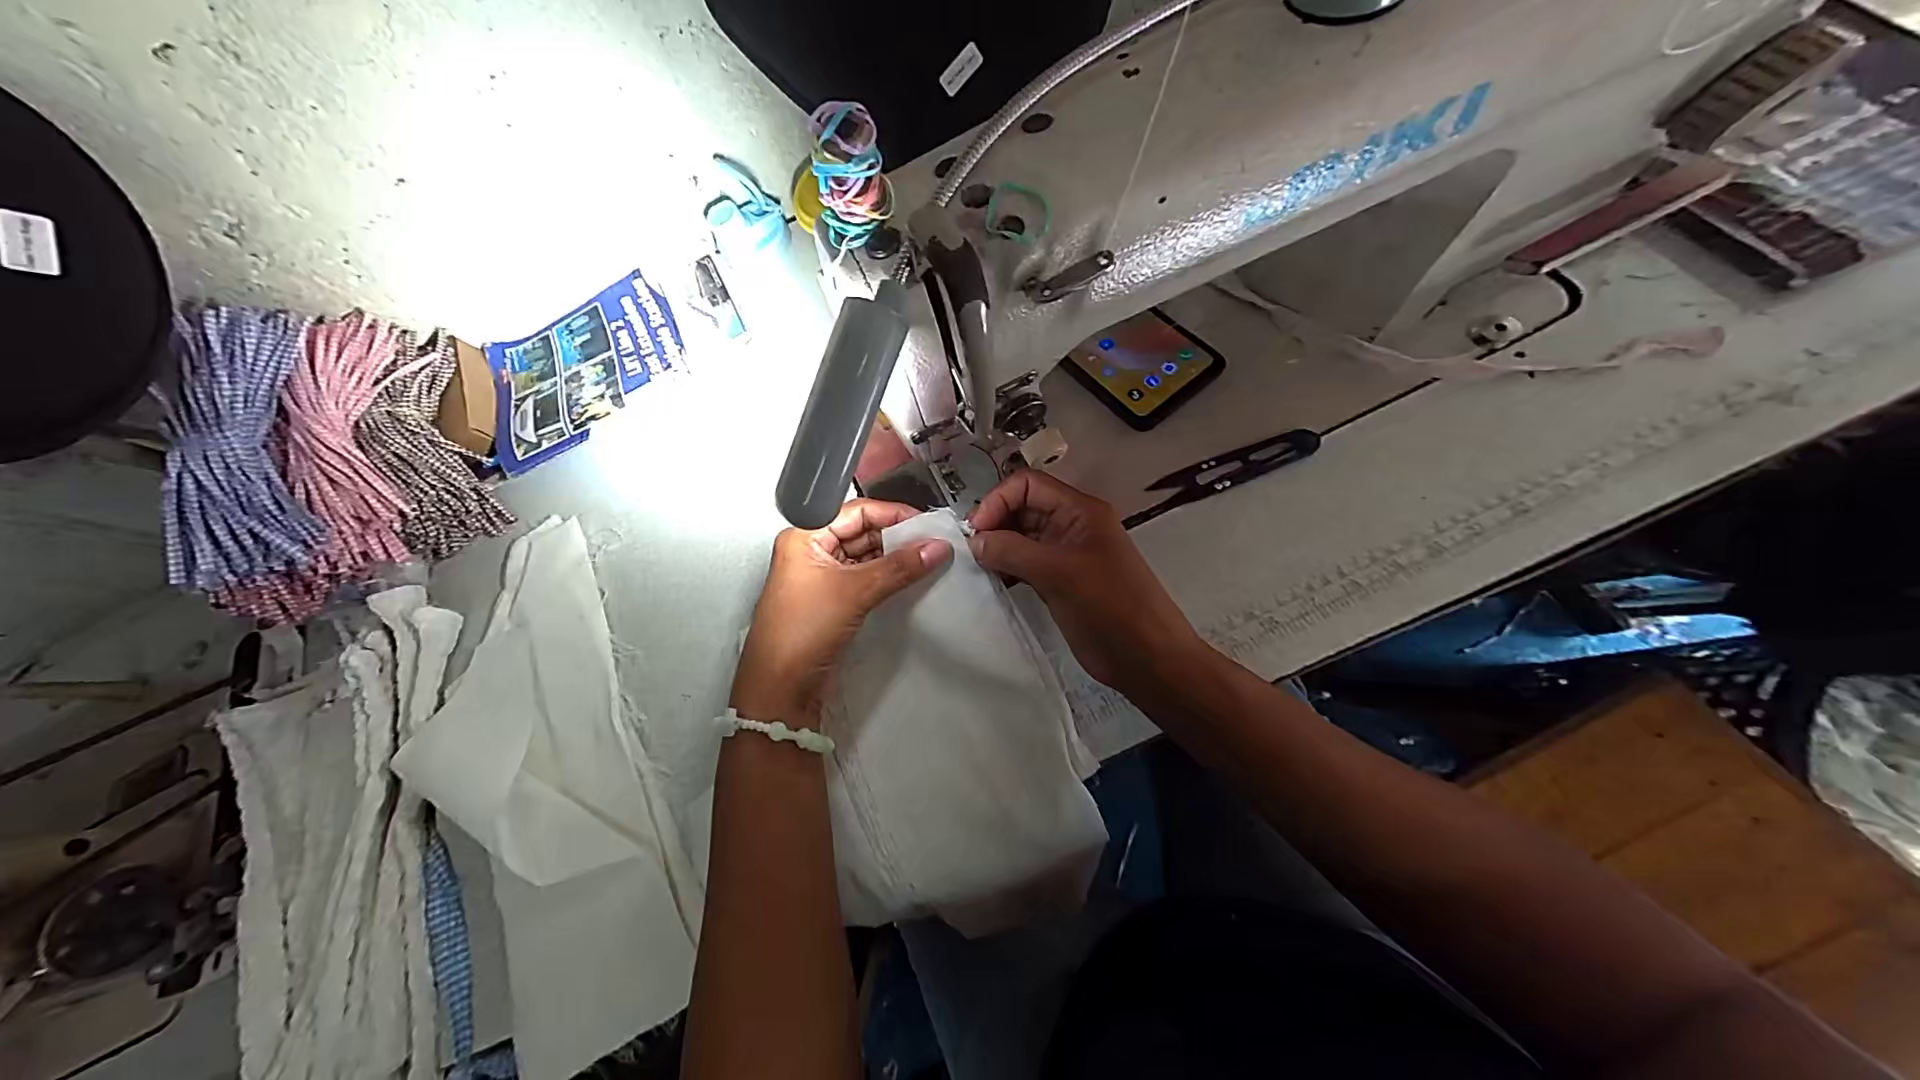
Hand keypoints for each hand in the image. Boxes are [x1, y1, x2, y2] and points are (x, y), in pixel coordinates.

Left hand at [732, 500, 951, 725]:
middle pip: (863, 532)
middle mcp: (810, 553)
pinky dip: (887, 578)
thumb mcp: (854, 591)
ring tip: (926, 562)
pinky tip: (909, 582)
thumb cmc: (795, 636)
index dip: (892, 515)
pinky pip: (865, 579)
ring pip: (866, 556)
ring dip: (894, 559)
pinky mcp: (832, 601)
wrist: (781, 688)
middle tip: (930, 544)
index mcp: (803, 537)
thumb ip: (899, 567)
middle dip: (897, 538)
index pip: (856, 511)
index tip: (924, 525)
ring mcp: (821, 578)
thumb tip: (932, 548)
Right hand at [968, 470, 1204, 693]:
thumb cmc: (1111, 607)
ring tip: (979, 568)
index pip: (1028, 485)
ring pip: (1022, 537)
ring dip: (998, 546)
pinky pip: (1026, 564)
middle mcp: (1072, 526)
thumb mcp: (1060, 573)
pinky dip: (1007, 568)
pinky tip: (994, 582)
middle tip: (972, 551)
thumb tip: (975, 541)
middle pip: (1023, 508)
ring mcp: (1066, 555)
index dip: (998, 500)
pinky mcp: (1060, 582)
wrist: (1147, 658)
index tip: (976, 530)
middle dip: (995, 522)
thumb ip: (1013, 552)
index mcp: (1080, 511)